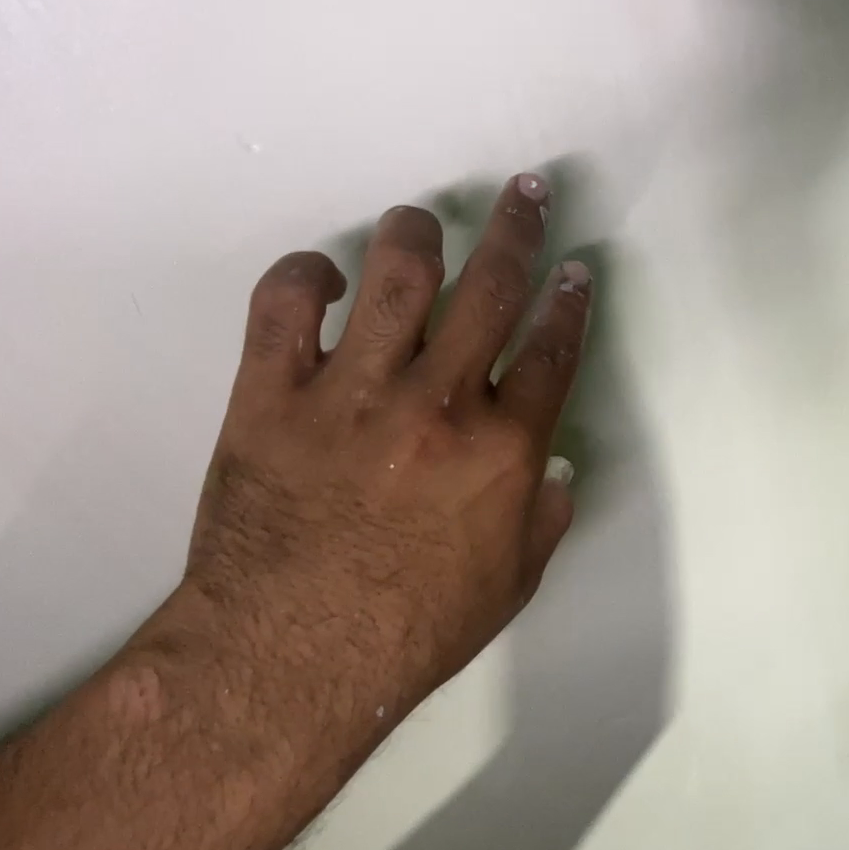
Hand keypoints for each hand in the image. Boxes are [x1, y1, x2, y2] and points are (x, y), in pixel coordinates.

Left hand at [172, 174, 590, 728]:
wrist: (291, 657)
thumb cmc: (416, 628)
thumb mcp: (513, 582)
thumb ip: (544, 515)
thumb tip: (556, 467)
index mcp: (504, 449)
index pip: (552, 351)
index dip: (570, 302)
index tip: (575, 270)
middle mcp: (440, 401)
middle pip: (493, 290)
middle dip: (519, 230)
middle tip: (528, 192)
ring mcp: (353, 392)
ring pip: (396, 276)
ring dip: (419, 233)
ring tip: (425, 221)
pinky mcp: (272, 395)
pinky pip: (284, 306)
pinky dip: (304, 276)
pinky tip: (322, 275)